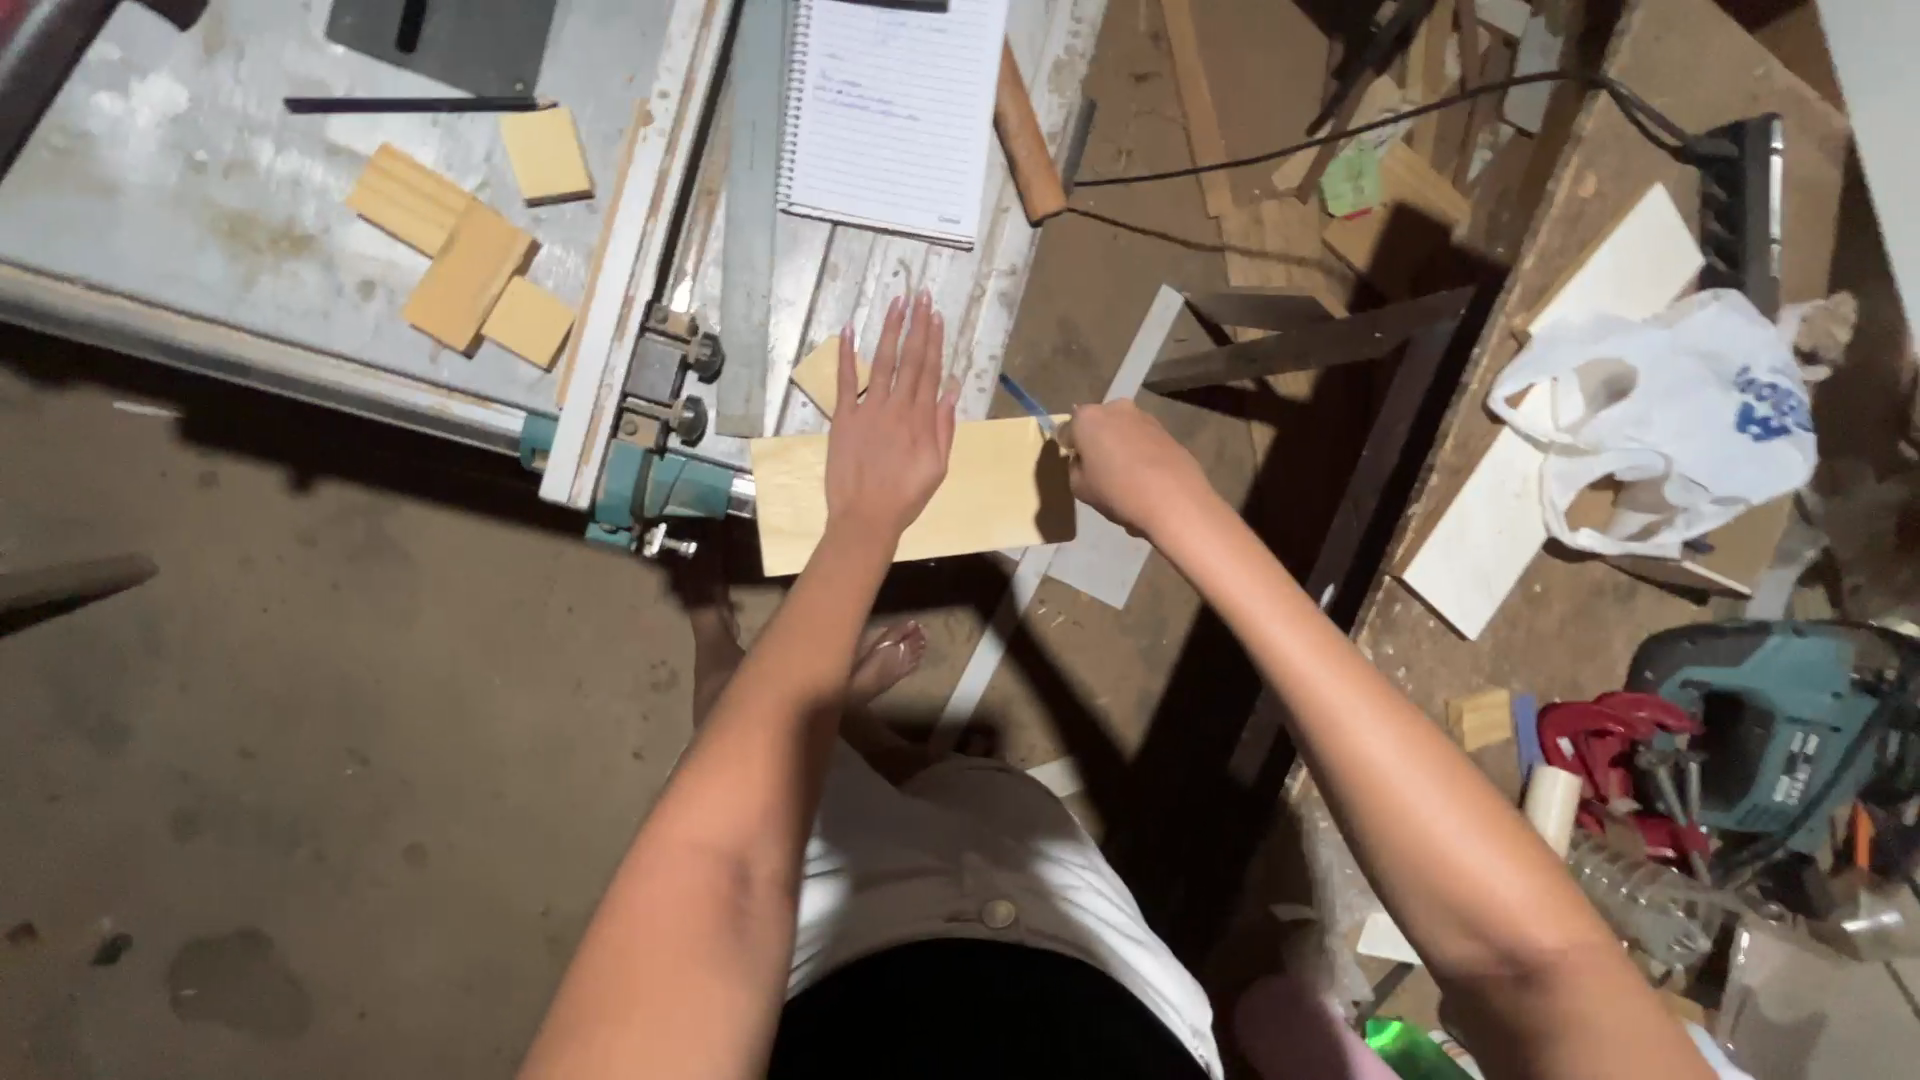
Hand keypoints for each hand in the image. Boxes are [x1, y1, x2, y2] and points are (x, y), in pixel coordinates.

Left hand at [824, 289, 958, 541]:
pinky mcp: (843, 418)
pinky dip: (845, 354)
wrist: (866, 517)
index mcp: (921, 420)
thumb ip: (944, 428)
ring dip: (889, 330)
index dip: (935, 340)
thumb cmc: (906, 498)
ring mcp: (867, 410)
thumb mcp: (938, 467)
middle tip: (922, 295)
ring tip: (897, 302)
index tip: (937, 315)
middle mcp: (896, 407)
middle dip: (917, 325)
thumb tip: (951, 391)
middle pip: (909, 359)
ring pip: (881, 361)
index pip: (930, 370)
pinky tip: (848, 329)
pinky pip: (844, 381)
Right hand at [1066, 401, 1215, 537]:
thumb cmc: (1116, 491)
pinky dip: (1139, 452)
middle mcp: (1115, 408)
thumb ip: (1075, 467)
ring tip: (1124, 474)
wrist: (1173, 500)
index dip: (1069, 448)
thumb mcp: (1079, 488)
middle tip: (1098, 468)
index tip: (1075, 465)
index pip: (1067, 429)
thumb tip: (1085, 460)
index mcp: (1088, 418)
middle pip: (1097, 424)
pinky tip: (1144, 476)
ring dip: (1119, 445)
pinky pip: (1142, 440)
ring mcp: (1144, 417)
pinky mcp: (1167, 431)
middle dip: (1095, 440)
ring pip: (1122, 429)